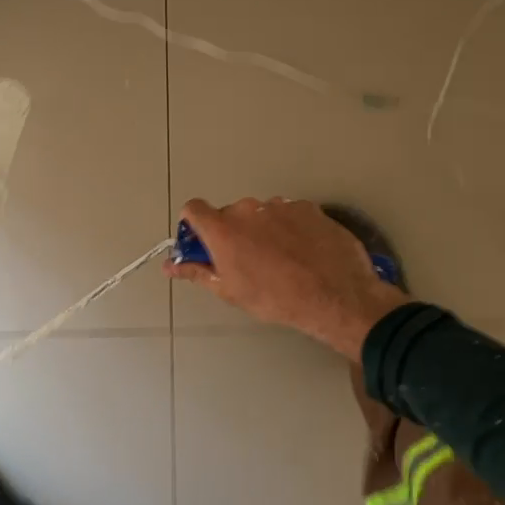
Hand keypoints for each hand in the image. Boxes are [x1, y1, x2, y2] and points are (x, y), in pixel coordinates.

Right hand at [164, 197, 410, 358]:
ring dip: (263, 229)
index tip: (204, 243)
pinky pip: (289, 214)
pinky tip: (304, 252)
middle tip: (247, 260)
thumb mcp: (230, 291)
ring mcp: (281, 205)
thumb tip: (168, 266)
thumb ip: (196, 271)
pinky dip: (290, 228)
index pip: (193, 209)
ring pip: (261, 213)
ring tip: (282, 258)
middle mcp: (248, 209)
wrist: (336, 297)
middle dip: (233, 232)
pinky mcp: (310, 208)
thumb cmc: (275, 298)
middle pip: (230, 213)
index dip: (195, 224)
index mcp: (222, 228)